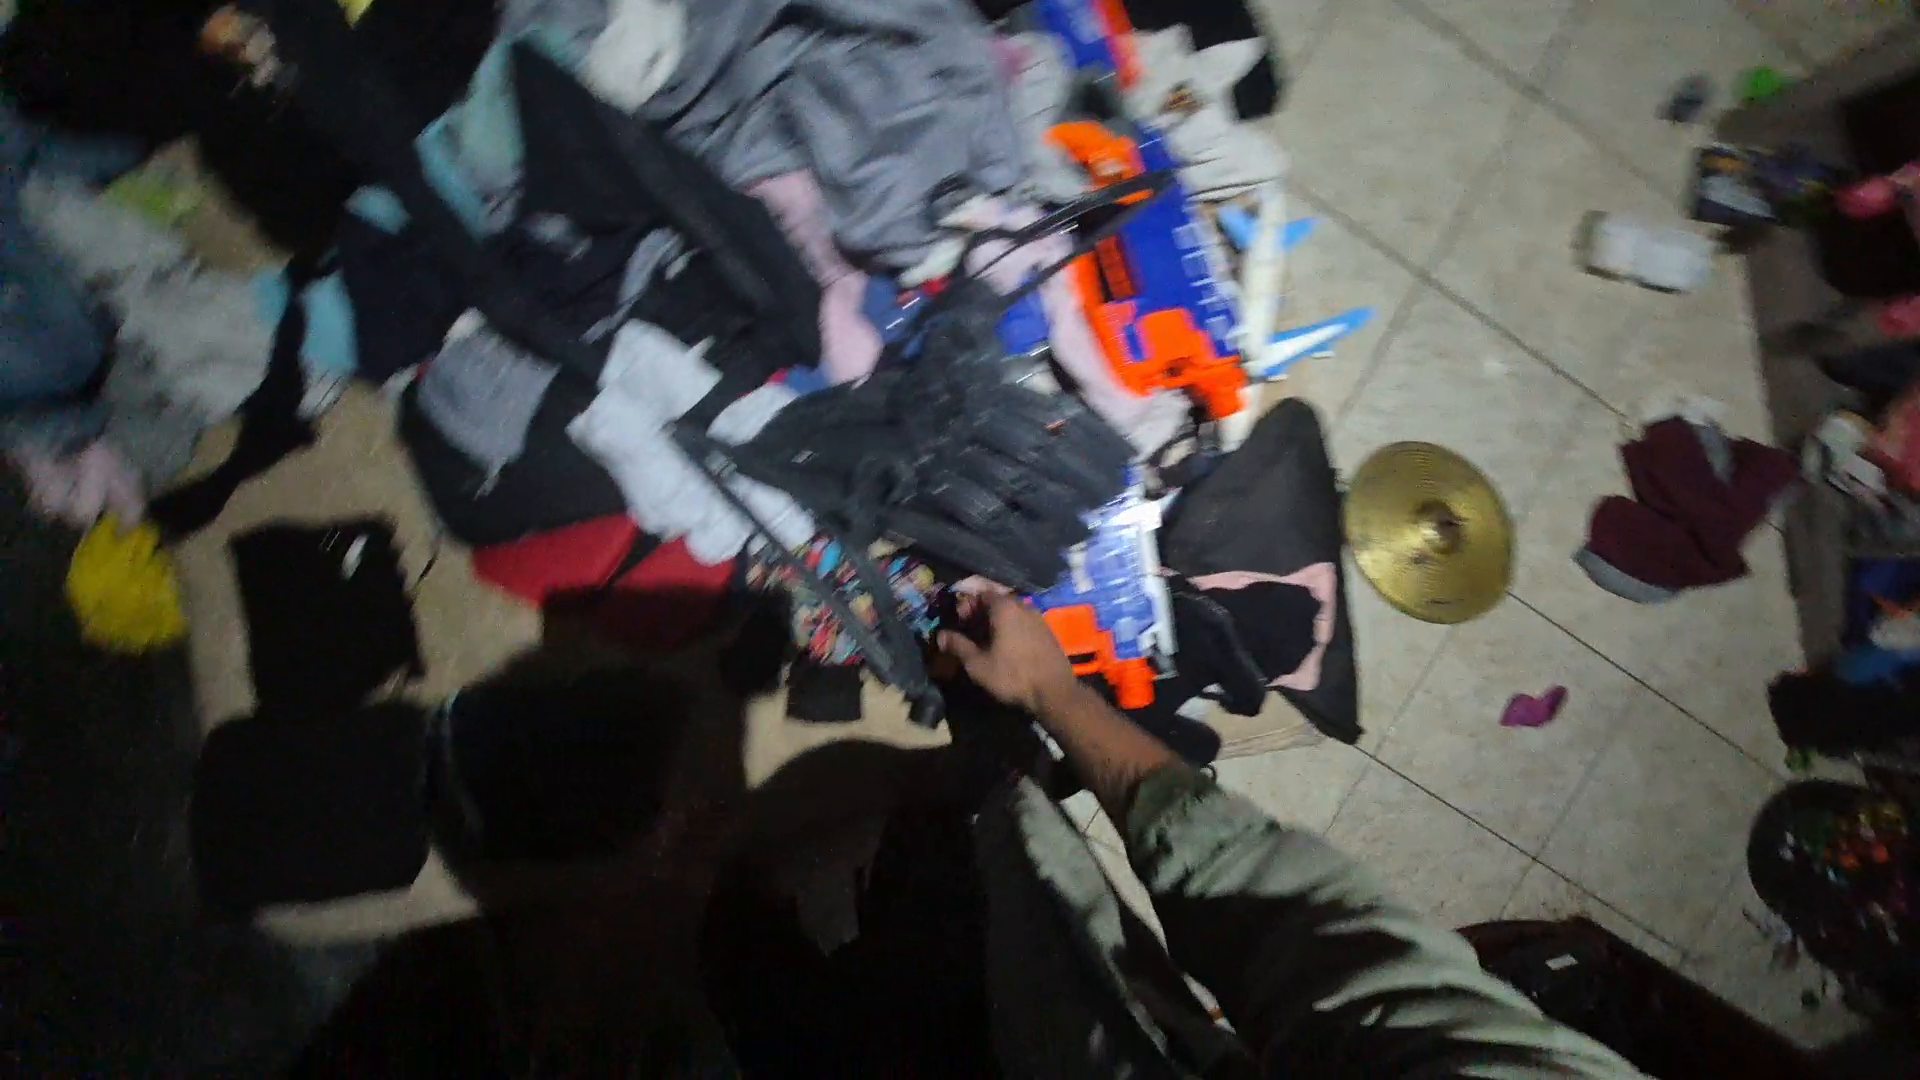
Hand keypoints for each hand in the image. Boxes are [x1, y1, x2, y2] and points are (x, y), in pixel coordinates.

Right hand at [936, 592, 1079, 714]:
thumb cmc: (1013, 676)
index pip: (981, 593)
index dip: (966, 605)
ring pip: (1011, 612)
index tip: (958, 621)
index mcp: (1005, 607)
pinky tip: (1006, 648)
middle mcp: (1023, 606)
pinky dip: (1011, 629)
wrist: (1055, 692)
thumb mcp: (978, 664)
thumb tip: (940, 635)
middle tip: (969, 632)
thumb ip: (958, 646)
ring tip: (985, 642)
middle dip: (980, 613)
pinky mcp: (1047, 632)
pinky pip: (1023, 622)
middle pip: (997, 601)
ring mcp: (1038, 618)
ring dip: (996, 622)